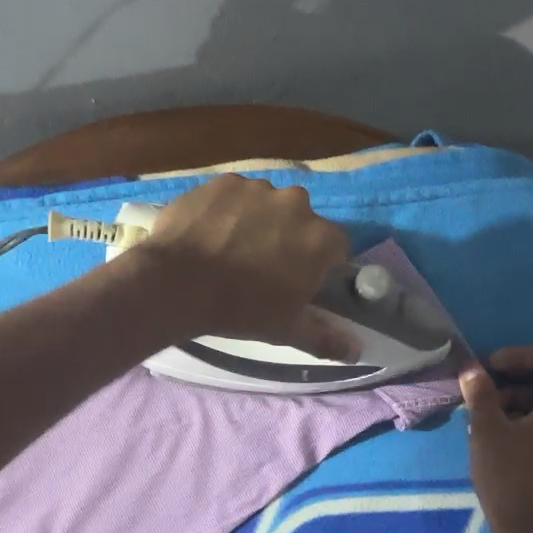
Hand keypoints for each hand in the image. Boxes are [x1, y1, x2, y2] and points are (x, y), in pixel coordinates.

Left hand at [136, 174, 357, 360]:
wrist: (176, 283)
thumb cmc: (239, 309)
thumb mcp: (285, 329)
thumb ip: (325, 337)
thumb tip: (357, 351)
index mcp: (320, 239)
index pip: (337, 247)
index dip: (321, 265)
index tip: (300, 282)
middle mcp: (296, 203)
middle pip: (302, 222)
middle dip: (289, 240)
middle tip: (262, 269)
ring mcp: (257, 188)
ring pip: (267, 206)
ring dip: (257, 223)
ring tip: (230, 251)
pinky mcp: (222, 182)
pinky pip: (234, 196)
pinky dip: (227, 212)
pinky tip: (209, 235)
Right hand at [461, 347, 532, 532]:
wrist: (531, 532)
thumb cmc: (510, 476)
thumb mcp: (487, 431)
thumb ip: (481, 395)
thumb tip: (472, 370)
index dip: (521, 355)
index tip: (490, 366)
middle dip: (521, 375)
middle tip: (488, 383)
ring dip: (523, 396)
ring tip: (487, 409)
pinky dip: (531, 416)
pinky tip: (501, 431)